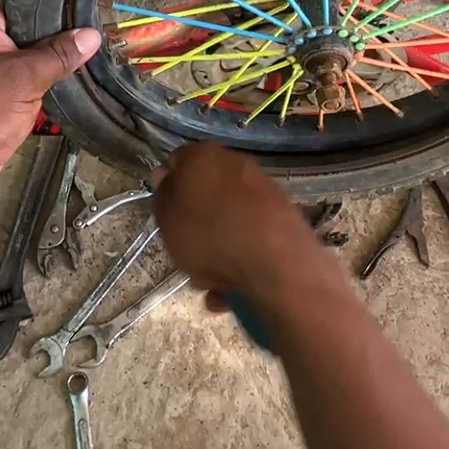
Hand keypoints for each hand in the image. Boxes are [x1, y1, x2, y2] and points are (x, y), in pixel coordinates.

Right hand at [152, 142, 324, 308]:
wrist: (275, 263)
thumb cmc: (208, 233)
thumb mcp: (167, 216)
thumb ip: (164, 194)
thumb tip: (167, 175)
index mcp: (206, 155)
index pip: (180, 161)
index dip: (170, 188)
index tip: (166, 215)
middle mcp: (238, 165)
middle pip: (207, 195)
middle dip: (196, 226)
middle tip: (186, 252)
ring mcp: (265, 192)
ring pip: (230, 222)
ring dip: (218, 251)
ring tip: (209, 283)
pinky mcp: (284, 220)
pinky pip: (252, 241)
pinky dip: (241, 263)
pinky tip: (230, 292)